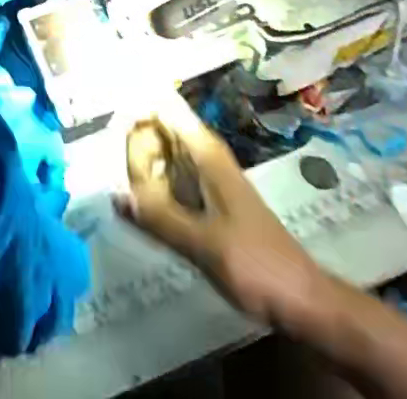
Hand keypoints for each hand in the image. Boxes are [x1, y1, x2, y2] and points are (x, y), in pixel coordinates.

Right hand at [118, 106, 330, 329]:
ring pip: (170, 157)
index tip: (110, 110)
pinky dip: (155, 183)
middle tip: (104, 146)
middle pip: (166, 132)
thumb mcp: (204, 245)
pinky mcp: (212, 207)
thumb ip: (161, 220)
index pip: (170, 112)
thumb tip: (116, 195)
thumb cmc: (257, 266)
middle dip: (136, 133)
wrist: (302, 300)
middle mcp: (209, 162)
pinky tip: (137, 199)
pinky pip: (175, 182)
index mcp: (210, 158)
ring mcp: (211, 184)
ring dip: (144, 157)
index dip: (141, 105)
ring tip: (111, 164)